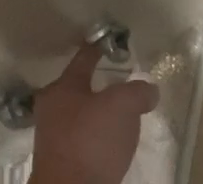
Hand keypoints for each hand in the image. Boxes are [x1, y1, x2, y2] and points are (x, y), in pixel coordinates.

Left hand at [27, 41, 159, 183]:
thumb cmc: (91, 141)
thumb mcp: (122, 106)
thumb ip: (138, 91)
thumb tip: (149, 91)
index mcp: (62, 88)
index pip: (84, 57)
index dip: (101, 46)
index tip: (113, 40)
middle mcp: (52, 109)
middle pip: (80, 87)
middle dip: (100, 84)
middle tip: (123, 81)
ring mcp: (54, 137)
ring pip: (82, 114)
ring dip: (100, 112)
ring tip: (123, 114)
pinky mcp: (62, 161)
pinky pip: (84, 138)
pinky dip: (98, 135)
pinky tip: (113, 140)